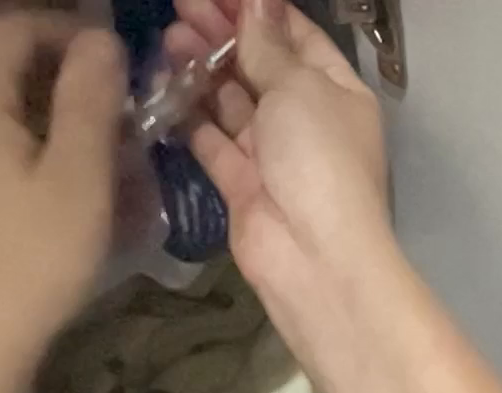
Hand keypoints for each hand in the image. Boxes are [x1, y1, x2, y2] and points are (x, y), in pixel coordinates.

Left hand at [0, 12, 126, 390]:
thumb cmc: (34, 263)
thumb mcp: (80, 181)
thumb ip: (91, 99)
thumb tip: (103, 38)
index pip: (18, 25)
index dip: (76, 37)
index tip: (125, 74)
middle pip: (0, 66)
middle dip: (65, 88)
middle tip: (120, 133)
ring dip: (43, 124)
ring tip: (92, 171)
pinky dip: (14, 151)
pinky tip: (46, 195)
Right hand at [165, 0, 392, 323]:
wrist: (315, 257)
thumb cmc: (319, 159)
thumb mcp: (301, 87)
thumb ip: (269, 46)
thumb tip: (257, 5)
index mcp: (339, 94)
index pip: (299, 39)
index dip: (259, 10)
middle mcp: (308, 123)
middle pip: (262, 67)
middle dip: (223, 34)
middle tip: (180, 4)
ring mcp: (274, 157)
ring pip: (232, 102)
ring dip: (203, 68)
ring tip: (168, 36)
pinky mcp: (242, 186)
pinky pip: (212, 140)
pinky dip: (189, 114)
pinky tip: (162, 82)